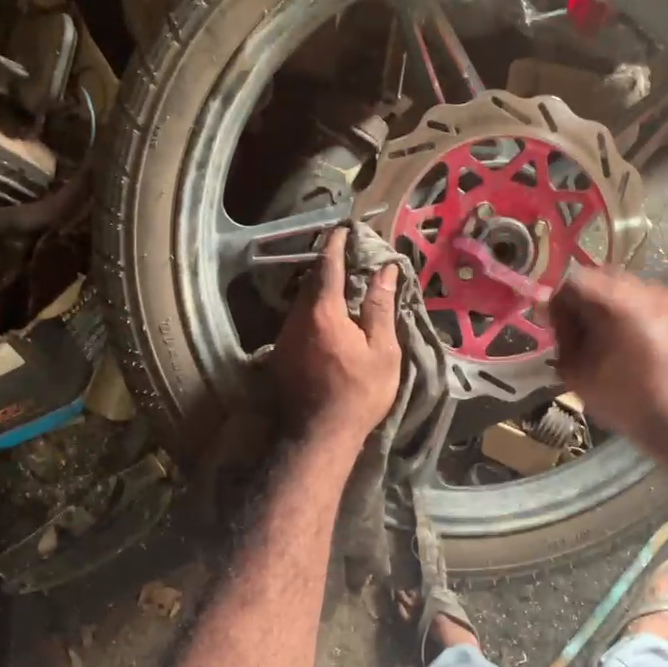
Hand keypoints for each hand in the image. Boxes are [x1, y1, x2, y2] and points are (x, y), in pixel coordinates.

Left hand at [272, 228, 401, 445]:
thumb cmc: (358, 394)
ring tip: (342, 282)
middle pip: (311, 280)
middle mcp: (297, 317)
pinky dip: (314, 309)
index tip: (344, 228)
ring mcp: (285, 336)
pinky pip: (299, 319)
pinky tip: (329, 317)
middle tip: (348, 252)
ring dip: (320, 288)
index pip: (328, 265)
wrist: (317, 438)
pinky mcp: (281, 355)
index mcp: (323, 311)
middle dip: (328, 263)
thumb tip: (385, 270)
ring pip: (303, 301)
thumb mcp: (381, 350)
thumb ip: (379, 307)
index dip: (336, 244)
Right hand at [551, 268, 667, 460]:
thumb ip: (561, 335)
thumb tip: (553, 314)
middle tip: (577, 332)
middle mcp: (649, 291)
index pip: (575, 280)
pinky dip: (631, 312)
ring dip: (607, 305)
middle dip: (583, 301)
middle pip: (601, 277)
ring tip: (606, 339)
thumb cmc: (627, 402)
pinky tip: (630, 342)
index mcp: (622, 303)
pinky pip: (646, 300)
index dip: (559, 302)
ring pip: (624, 287)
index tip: (555, 327)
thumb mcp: (578, 373)